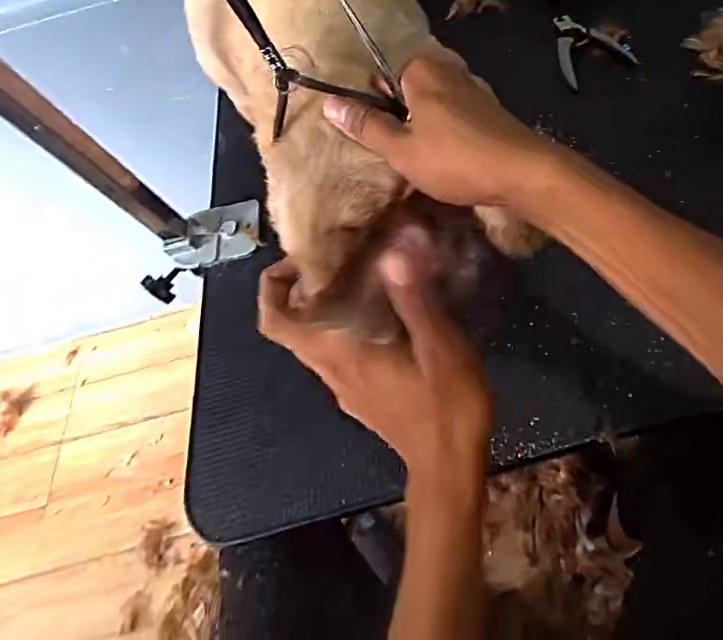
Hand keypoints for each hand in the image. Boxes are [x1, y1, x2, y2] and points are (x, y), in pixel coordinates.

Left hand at [258, 225, 490, 485]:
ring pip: (318, 338)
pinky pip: (341, 351)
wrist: (450, 469)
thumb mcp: (439, 347)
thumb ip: (414, 301)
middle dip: (306, 286)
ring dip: (330, 303)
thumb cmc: (446, 407)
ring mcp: (347, 386)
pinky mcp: (364, 394)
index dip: (273, 286)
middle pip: (295, 327)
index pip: (277, 324)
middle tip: (343, 255)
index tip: (299, 259)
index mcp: (342, 356)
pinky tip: (390, 311)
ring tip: (369, 273)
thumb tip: (391, 254)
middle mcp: (334, 371)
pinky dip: (350, 323)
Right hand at [321, 46, 556, 208]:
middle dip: (393, 107)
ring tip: (407, 149)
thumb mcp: (402, 149)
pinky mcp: (487, 107)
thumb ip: (367, 125)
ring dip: (418, 118)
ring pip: (431, 97)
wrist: (524, 173)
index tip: (360, 123)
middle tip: (382, 140)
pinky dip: (440, 124)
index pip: (379, 69)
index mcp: (422, 69)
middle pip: (406, 82)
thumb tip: (330, 102)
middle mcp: (448, 68)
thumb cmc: (457, 159)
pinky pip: (452, 108)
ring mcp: (471, 86)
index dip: (367, 96)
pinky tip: (439, 148)